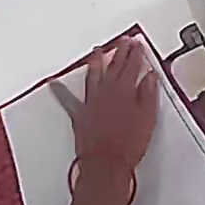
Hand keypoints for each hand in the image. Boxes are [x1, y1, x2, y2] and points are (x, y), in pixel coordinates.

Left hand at [68, 36, 159, 195]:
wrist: (106, 164)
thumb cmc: (128, 144)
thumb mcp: (148, 117)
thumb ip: (148, 94)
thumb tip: (150, 77)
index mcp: (124, 91)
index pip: (132, 66)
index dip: (136, 53)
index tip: (137, 44)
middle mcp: (106, 92)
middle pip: (114, 66)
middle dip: (119, 51)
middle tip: (123, 40)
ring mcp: (91, 102)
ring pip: (93, 75)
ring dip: (95, 61)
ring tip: (97, 51)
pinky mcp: (80, 115)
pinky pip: (68, 100)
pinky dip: (60, 91)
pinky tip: (54, 84)